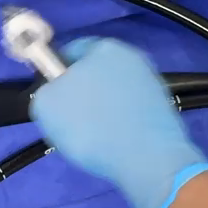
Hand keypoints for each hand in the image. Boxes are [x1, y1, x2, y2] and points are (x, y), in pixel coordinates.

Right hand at [29, 37, 207, 207]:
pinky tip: (111, 142)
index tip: (51, 97)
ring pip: (110, 94)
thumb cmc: (91, 126)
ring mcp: (150, 83)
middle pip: (91, 73)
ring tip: (90, 136)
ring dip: (98, 110)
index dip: (55, 73)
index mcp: (104, 47)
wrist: (146, 159)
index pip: (70, 51)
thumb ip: (45, 89)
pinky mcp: (161, 108)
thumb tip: (54, 92)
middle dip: (78, 93)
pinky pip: (127, 112)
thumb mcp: (45, 105)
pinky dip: (117, 123)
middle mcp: (132, 58)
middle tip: (67, 119)